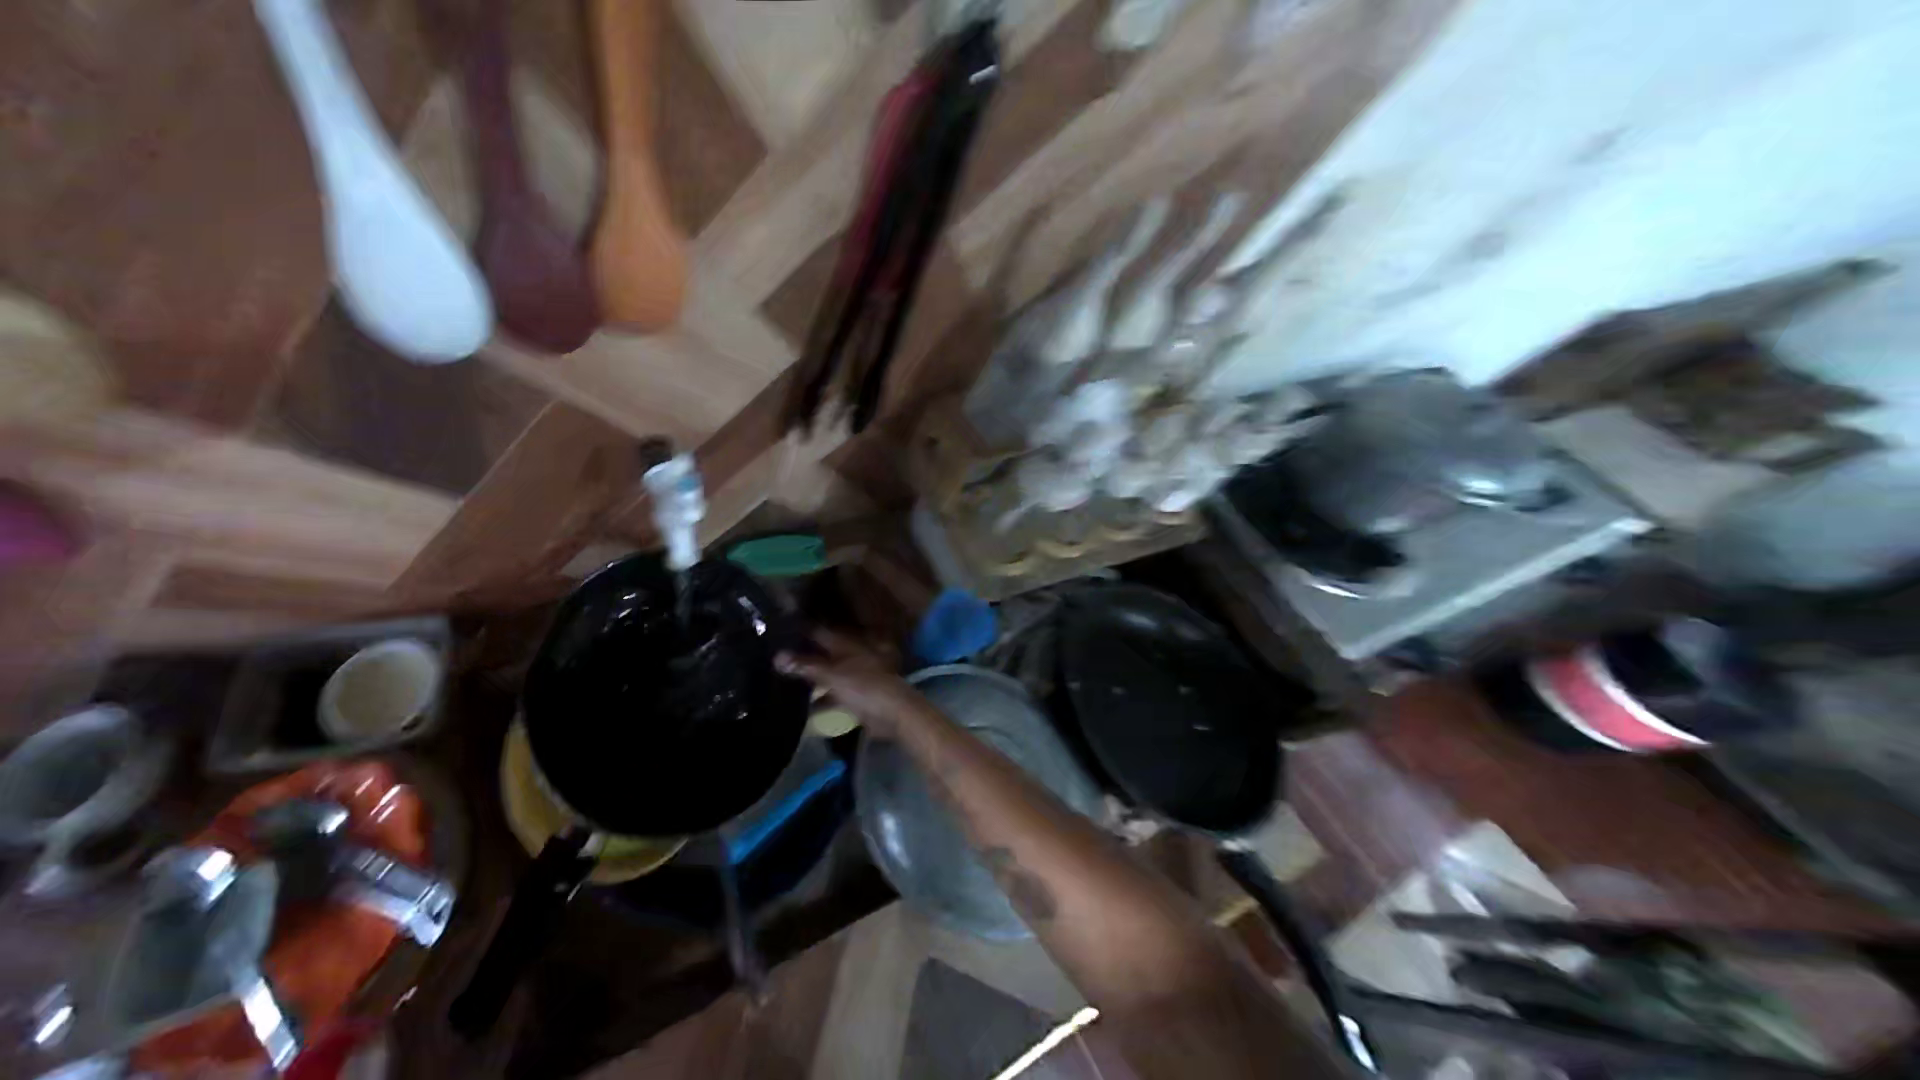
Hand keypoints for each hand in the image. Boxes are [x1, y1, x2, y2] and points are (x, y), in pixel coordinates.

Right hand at [776, 630, 922, 736]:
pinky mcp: (856, 696)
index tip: (777, 628)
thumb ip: (805, 665)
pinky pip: (832, 694)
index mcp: (847, 644)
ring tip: (782, 680)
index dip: (800, 629)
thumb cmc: (865, 687)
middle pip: (822, 652)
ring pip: (827, 673)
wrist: (894, 714)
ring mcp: (854, 676)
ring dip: (810, 678)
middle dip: (801, 654)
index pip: (818, 631)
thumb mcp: (832, 675)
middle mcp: (850, 656)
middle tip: (774, 656)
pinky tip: (803, 707)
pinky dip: (820, 699)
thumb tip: (777, 656)